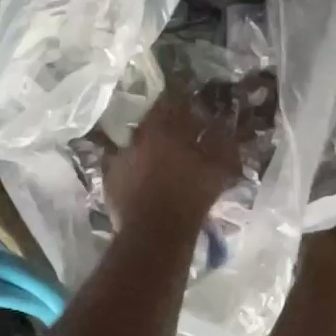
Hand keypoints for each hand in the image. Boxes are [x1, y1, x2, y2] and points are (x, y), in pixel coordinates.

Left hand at [104, 94, 241, 234]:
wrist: (155, 234)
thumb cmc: (191, 197)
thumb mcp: (218, 167)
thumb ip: (223, 140)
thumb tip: (225, 122)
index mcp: (164, 127)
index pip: (171, 100)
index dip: (183, 101)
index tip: (192, 105)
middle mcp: (138, 136)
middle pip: (152, 120)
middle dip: (165, 123)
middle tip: (179, 133)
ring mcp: (119, 157)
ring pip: (137, 142)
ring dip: (149, 146)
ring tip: (162, 158)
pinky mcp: (110, 179)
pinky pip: (124, 165)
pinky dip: (135, 167)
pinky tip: (145, 178)